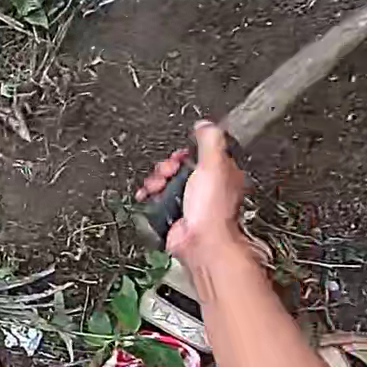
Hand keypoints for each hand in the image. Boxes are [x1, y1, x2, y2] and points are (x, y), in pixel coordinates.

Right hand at [134, 120, 247, 265]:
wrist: (202, 243)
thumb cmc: (213, 210)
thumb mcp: (214, 164)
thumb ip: (210, 140)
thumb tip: (204, 124)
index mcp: (221, 174)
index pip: (200, 154)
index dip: (186, 153)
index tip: (180, 156)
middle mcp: (206, 188)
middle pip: (178, 167)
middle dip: (166, 167)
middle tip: (167, 172)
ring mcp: (188, 202)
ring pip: (164, 181)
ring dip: (155, 180)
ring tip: (156, 186)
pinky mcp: (173, 214)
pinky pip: (155, 199)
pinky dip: (147, 195)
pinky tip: (146, 195)